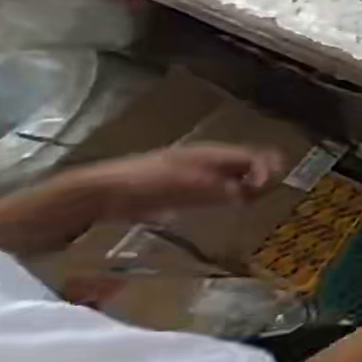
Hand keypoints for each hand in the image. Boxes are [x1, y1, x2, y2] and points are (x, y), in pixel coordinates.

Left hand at [70, 144, 283, 220]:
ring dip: (246, 187)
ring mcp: (193, 172)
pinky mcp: (180, 187)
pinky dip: (228, 195)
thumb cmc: (142, 185)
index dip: (266, 169)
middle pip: (246, 163)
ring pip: (233, 175)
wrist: (95, 194)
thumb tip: (249, 193)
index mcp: (211, 153)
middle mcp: (208, 159)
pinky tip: (224, 208)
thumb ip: (219, 189)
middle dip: (261, 177)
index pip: (252, 155)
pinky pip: (216, 187)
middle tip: (264, 199)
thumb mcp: (185, 187)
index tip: (266, 192)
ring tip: (251, 205)